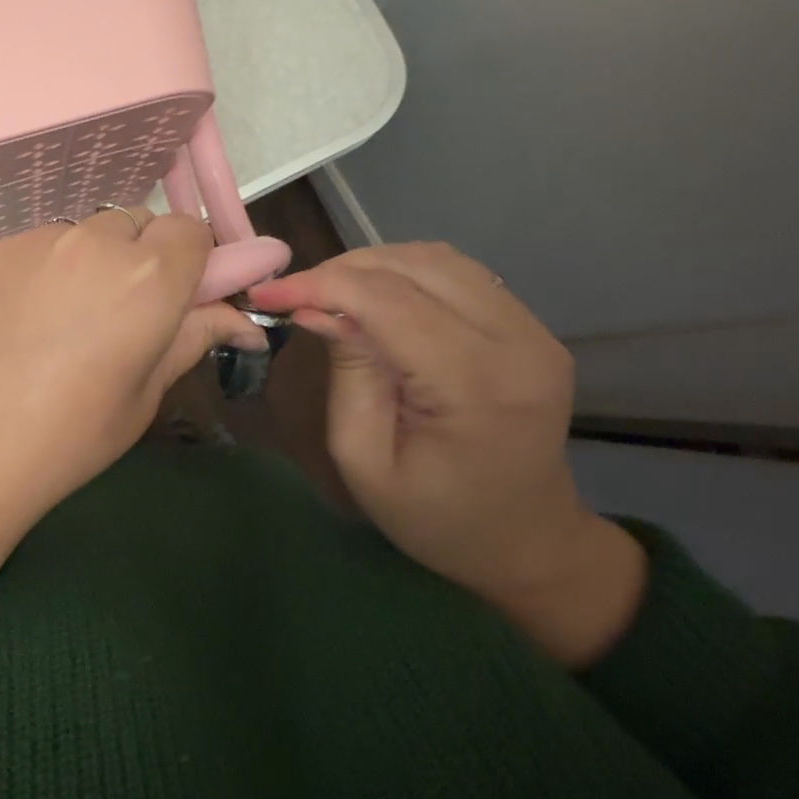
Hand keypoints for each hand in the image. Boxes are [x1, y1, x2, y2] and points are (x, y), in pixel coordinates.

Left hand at [0, 207, 264, 722]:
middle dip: (138, 259)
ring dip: (86, 264)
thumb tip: (240, 322)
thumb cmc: (68, 438)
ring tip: (59, 325)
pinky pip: (33, 249)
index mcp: (148, 278)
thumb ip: (191, 339)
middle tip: (116, 317)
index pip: (190, 231)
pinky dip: (40, 273)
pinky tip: (18, 324)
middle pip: (135, 225)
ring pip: (80, 235)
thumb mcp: (144, 395)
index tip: (174, 299)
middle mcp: (94, 243)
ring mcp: (34, 243)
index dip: (188, 263)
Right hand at [249, 242, 645, 667]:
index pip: (388, 302)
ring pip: (440, 259)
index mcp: (475, 386)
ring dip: (374, 265)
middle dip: (342, 270)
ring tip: (327, 294)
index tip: (264, 293)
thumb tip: (319, 309)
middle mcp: (517, 343)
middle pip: (416, 267)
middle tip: (292, 295)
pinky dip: (406, 274)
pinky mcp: (532, 328)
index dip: (320, 285)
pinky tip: (373, 299)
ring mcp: (534, 330)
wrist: (523, 539)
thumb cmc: (432, 517)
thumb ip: (347, 374)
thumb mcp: (364, 458)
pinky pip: (461, 275)